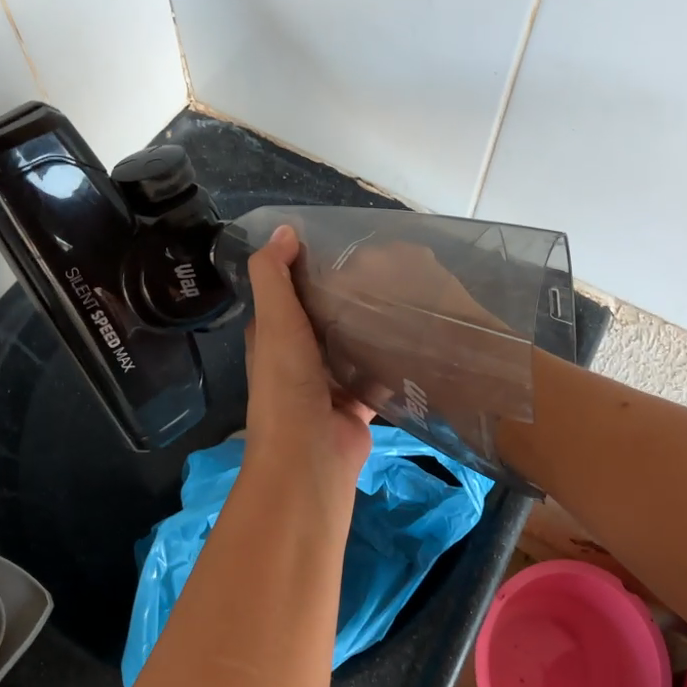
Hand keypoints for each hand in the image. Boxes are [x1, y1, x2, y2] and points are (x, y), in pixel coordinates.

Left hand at [243, 225, 375, 494]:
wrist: (311, 456)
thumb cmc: (288, 384)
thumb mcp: (275, 322)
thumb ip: (274, 276)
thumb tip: (284, 230)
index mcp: (273, 338)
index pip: (285, 294)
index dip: (302, 268)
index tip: (334, 242)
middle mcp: (298, 359)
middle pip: (322, 318)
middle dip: (343, 295)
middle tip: (380, 264)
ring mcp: (328, 383)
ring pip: (350, 345)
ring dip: (368, 327)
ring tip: (401, 293)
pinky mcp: (357, 403)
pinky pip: (376, 374)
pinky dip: (390, 361)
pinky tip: (413, 337)